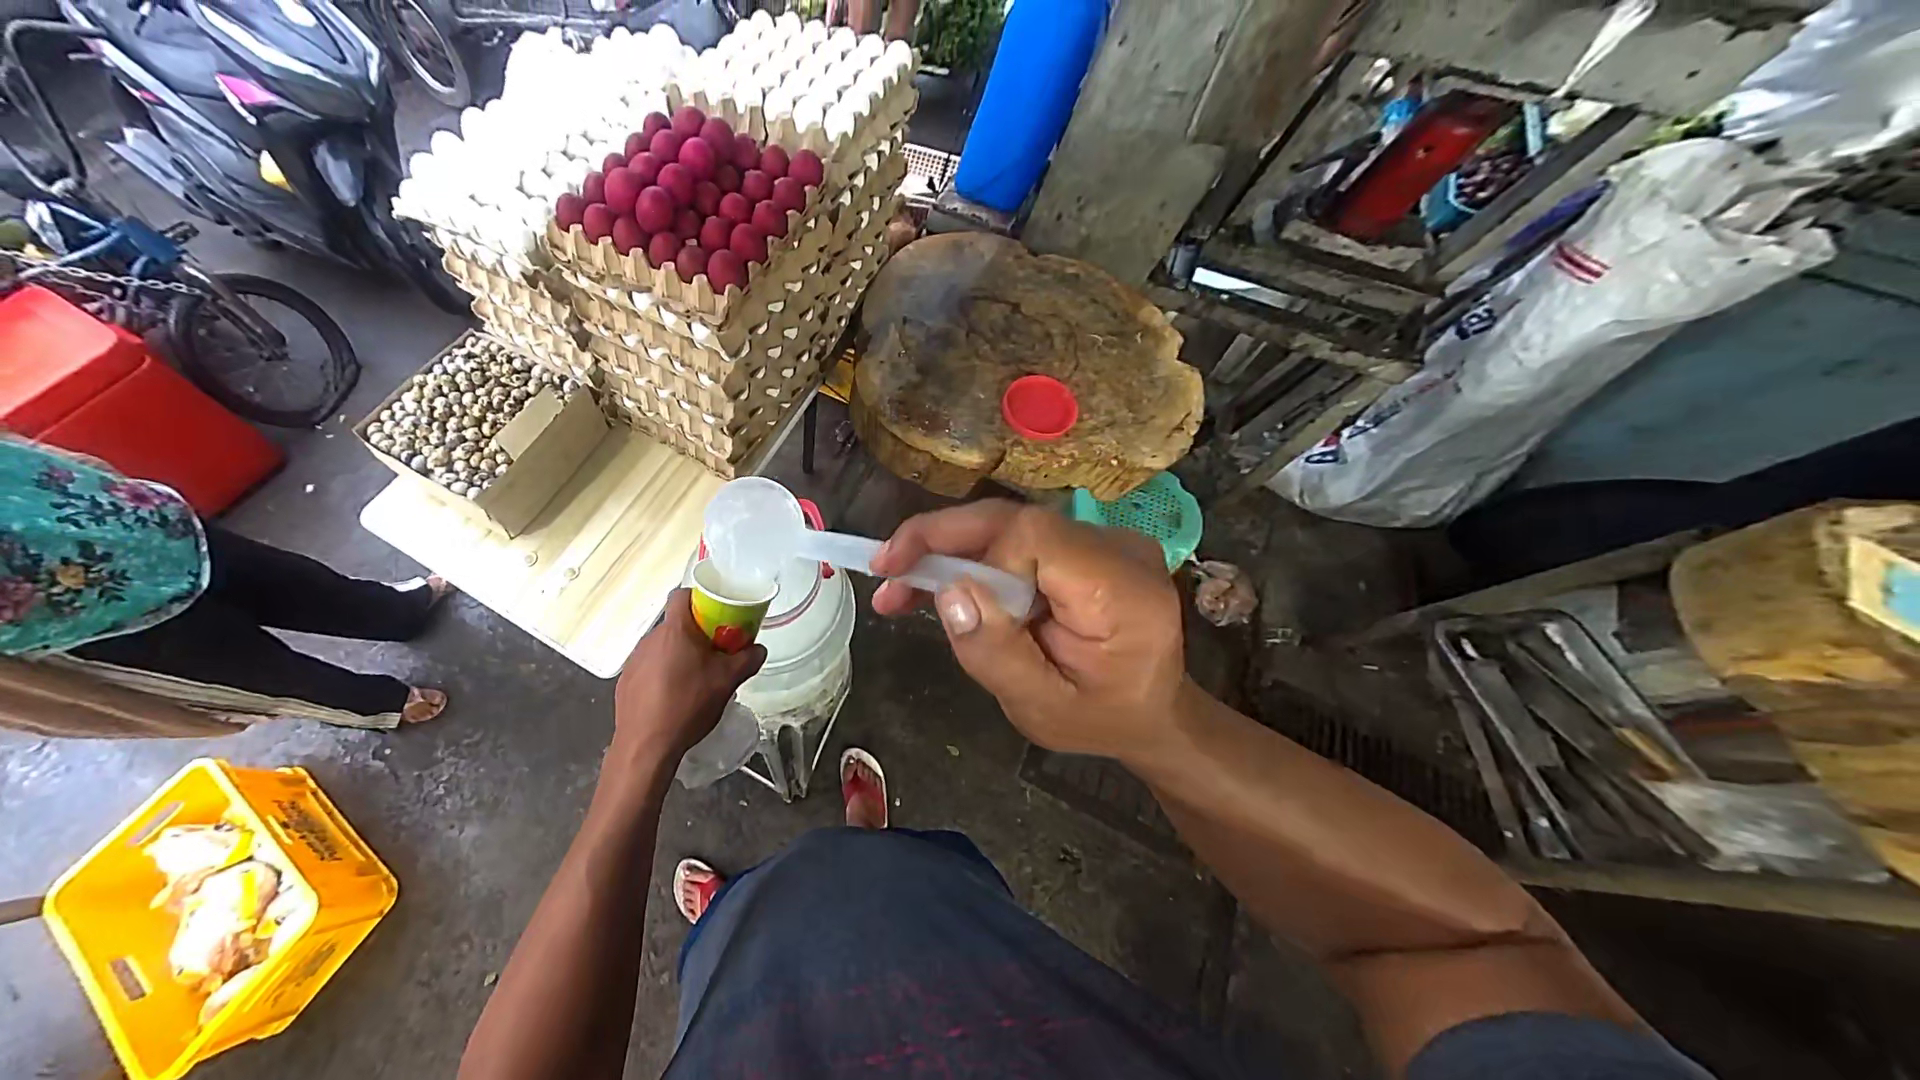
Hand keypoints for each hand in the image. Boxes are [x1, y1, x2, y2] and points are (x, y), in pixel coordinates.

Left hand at [614, 589, 764, 758]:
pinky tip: (676, 695)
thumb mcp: (728, 681)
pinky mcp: (626, 681)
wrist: (646, 745)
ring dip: (681, 653)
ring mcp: (635, 660)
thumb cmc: (688, 704)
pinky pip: (650, 666)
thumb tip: (758, 649)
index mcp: (676, 630)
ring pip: (664, 645)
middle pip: (677, 623)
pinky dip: (665, 672)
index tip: (718, 613)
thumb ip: (748, 659)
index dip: (700, 598)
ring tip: (698, 677)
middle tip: (717, 650)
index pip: (682, 594)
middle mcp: (651, 639)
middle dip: (697, 632)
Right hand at [871, 501, 1188, 762]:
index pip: (1034, 538)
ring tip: (901, 588)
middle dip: (944, 538)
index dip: (976, 557)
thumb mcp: (1042, 709)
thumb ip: (997, 653)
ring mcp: (1107, 540)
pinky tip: (945, 584)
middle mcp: (1120, 549)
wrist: (1150, 711)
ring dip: (953, 552)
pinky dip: (980, 560)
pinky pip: (1024, 540)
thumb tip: (949, 590)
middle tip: (885, 567)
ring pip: (1013, 527)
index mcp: (1121, 593)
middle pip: (1018, 521)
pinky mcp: (1089, 544)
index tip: (935, 596)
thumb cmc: (1099, 719)